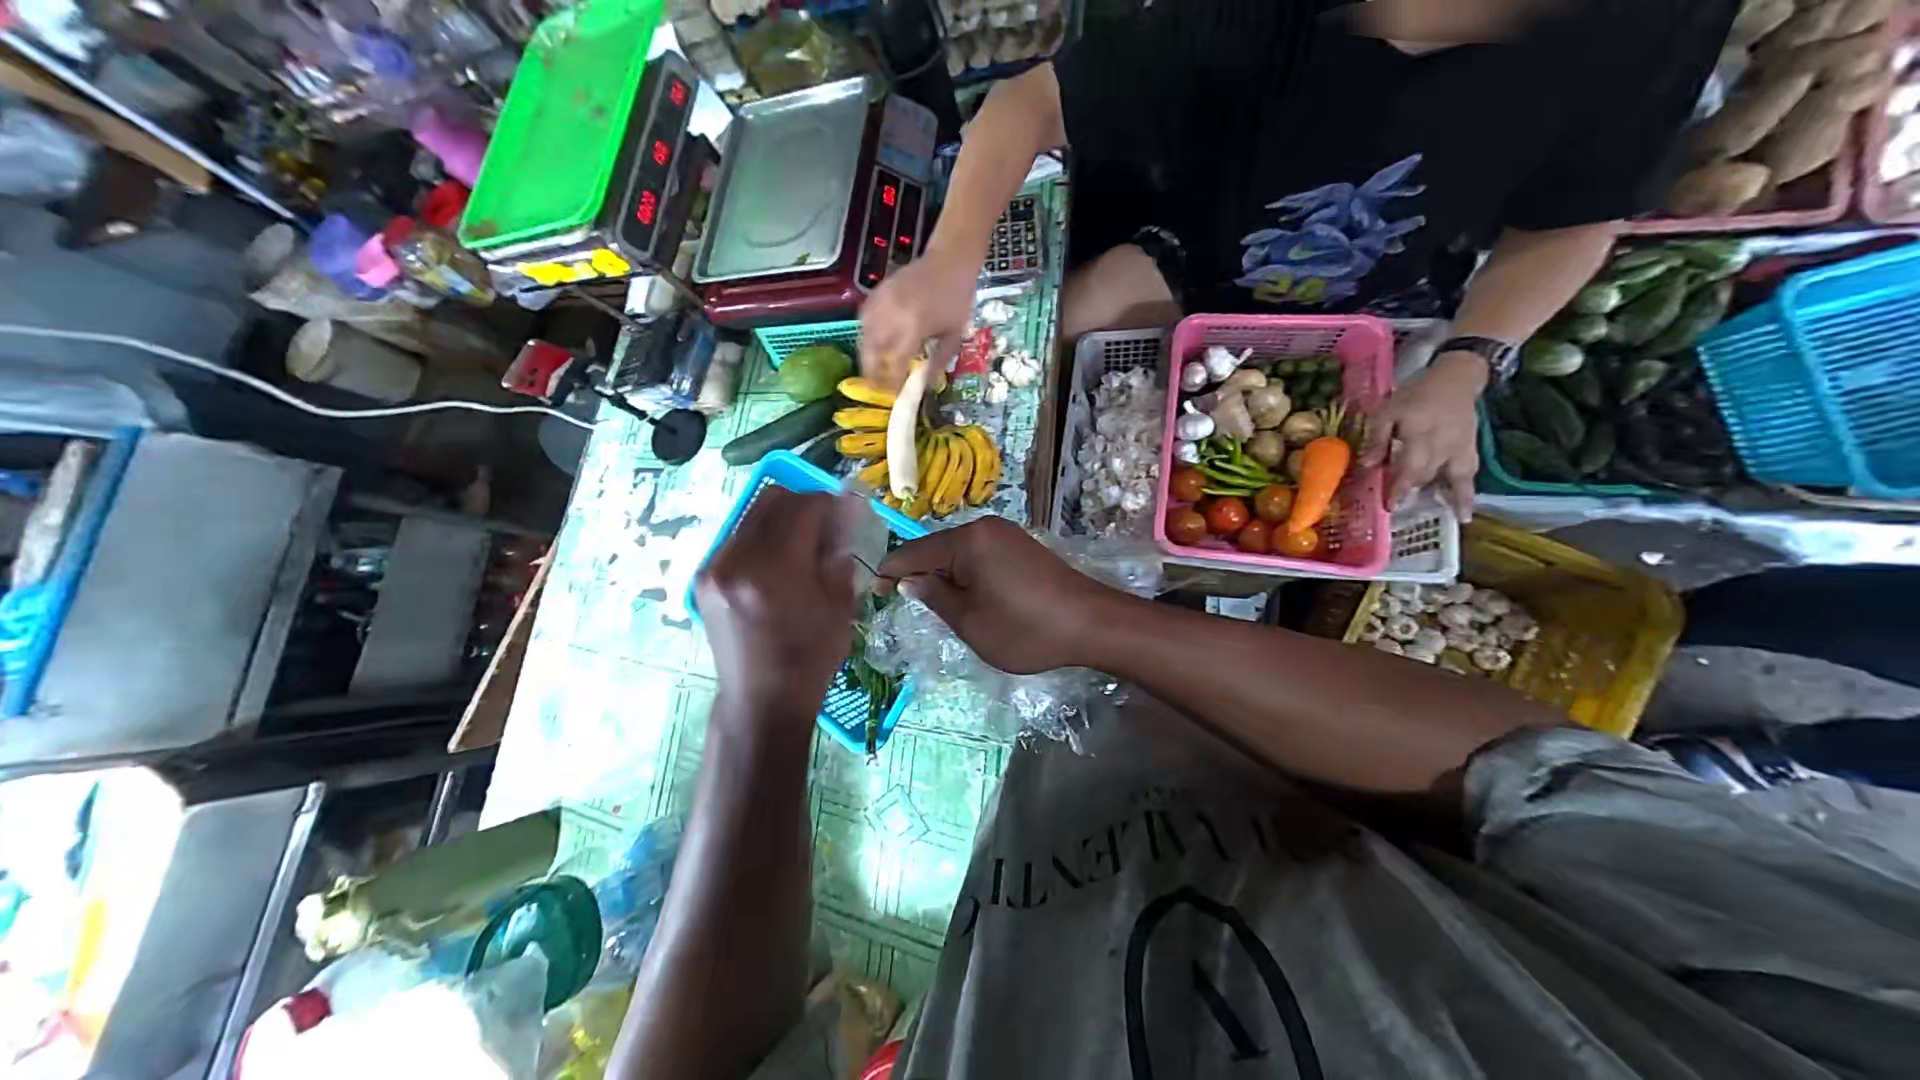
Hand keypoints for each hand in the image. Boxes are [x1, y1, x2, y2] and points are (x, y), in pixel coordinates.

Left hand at [695, 489, 863, 720]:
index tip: (845, 515)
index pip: (803, 507)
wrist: (761, 701)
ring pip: (751, 514)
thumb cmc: (809, 660)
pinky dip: (761, 537)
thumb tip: (844, 518)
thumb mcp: (840, 608)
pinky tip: (776, 563)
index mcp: (774, 570)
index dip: (830, 504)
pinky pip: (736, 537)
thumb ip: (838, 557)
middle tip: (824, 526)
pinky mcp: (703, 578)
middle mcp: (736, 560)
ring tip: (800, 545)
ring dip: (781, 518)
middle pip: (773, 500)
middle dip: (804, 505)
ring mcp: (714, 568)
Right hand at [857, 248, 979, 389]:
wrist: (950, 260)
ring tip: (873, 368)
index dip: (892, 381)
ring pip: (864, 336)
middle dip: (872, 372)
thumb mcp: (954, 335)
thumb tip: (924, 385)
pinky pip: (864, 319)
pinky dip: (866, 335)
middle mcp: (892, 314)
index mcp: (913, 327)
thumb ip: (938, 362)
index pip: (895, 362)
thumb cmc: (956, 298)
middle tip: (876, 386)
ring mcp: (881, 301)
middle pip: (872, 351)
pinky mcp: (876, 292)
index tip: (893, 393)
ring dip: (867, 355)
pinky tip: (873, 344)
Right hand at [875, 517, 1126, 674]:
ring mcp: (1007, 535)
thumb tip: (909, 582)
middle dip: (918, 575)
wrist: (1092, 625)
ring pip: (959, 553)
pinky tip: (967, 597)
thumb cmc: (1025, 628)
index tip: (873, 594)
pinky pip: (980, 556)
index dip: (889, 573)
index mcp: (968, 540)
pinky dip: (967, 575)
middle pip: (936, 549)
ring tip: (935, 607)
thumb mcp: (970, 621)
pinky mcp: (1022, 547)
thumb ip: (935, 597)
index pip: (914, 552)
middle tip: (904, 606)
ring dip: (944, 577)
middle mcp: (986, 527)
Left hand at [1361, 351, 1486, 517]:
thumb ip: (1377, 439)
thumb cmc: (1415, 396)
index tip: (1390, 506)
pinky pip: (1470, 474)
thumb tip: (1367, 466)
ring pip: (1456, 478)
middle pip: (1427, 476)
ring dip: (1452, 499)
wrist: (1455, 380)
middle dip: (1414, 494)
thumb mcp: (1387, 412)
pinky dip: (1468, 492)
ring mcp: (1461, 449)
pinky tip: (1465, 511)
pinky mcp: (1471, 449)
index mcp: (1420, 437)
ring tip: (1455, 520)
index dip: (1400, 488)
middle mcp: (1444, 447)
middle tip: (1400, 511)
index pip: (1410, 469)